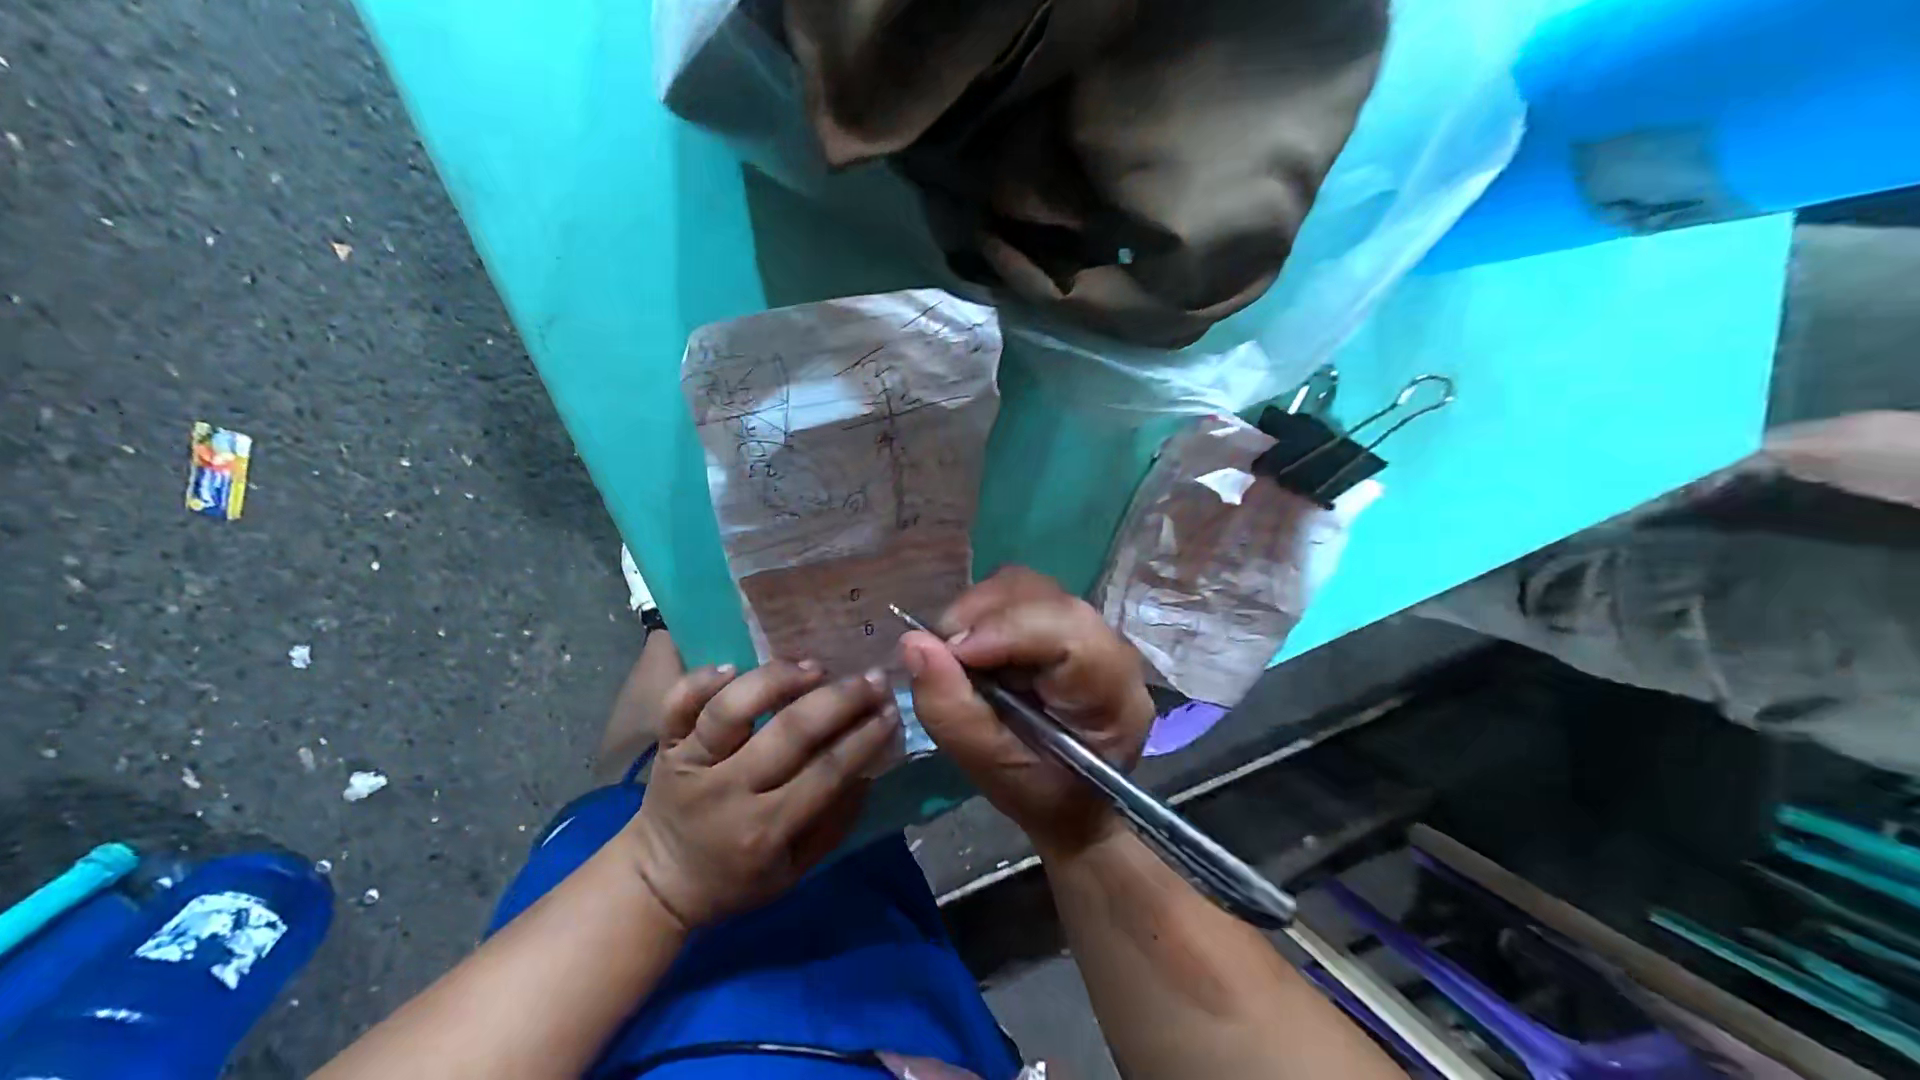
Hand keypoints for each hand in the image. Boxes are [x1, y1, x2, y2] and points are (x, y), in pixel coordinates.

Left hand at [617, 660, 898, 930]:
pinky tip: (736, 665)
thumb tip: (870, 768)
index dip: (865, 737)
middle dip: (839, 699)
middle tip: (871, 678)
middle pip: (790, 732)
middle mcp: (728, 790)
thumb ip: (834, 823)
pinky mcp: (666, 746)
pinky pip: (678, 704)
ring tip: (814, 666)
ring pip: (732, 709)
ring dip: (777, 680)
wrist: (658, 883)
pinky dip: (703, 679)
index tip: (891, 711)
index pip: (827, 771)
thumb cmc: (737, 879)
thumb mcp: (795, 871)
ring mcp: (692, 763)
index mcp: (765, 829)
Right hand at [900, 567, 1153, 859]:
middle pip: (1044, 597)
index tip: (953, 652)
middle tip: (944, 656)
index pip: (1068, 633)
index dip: (1006, 630)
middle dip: (983, 616)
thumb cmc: (1040, 793)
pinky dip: (981, 614)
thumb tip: (912, 644)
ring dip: (978, 613)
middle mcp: (1110, 648)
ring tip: (956, 654)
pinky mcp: (1058, 619)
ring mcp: (1086, 627)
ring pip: (1026, 587)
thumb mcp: (993, 770)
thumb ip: (954, 712)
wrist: (1069, 798)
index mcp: (1112, 695)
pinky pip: (1016, 595)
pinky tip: (971, 649)